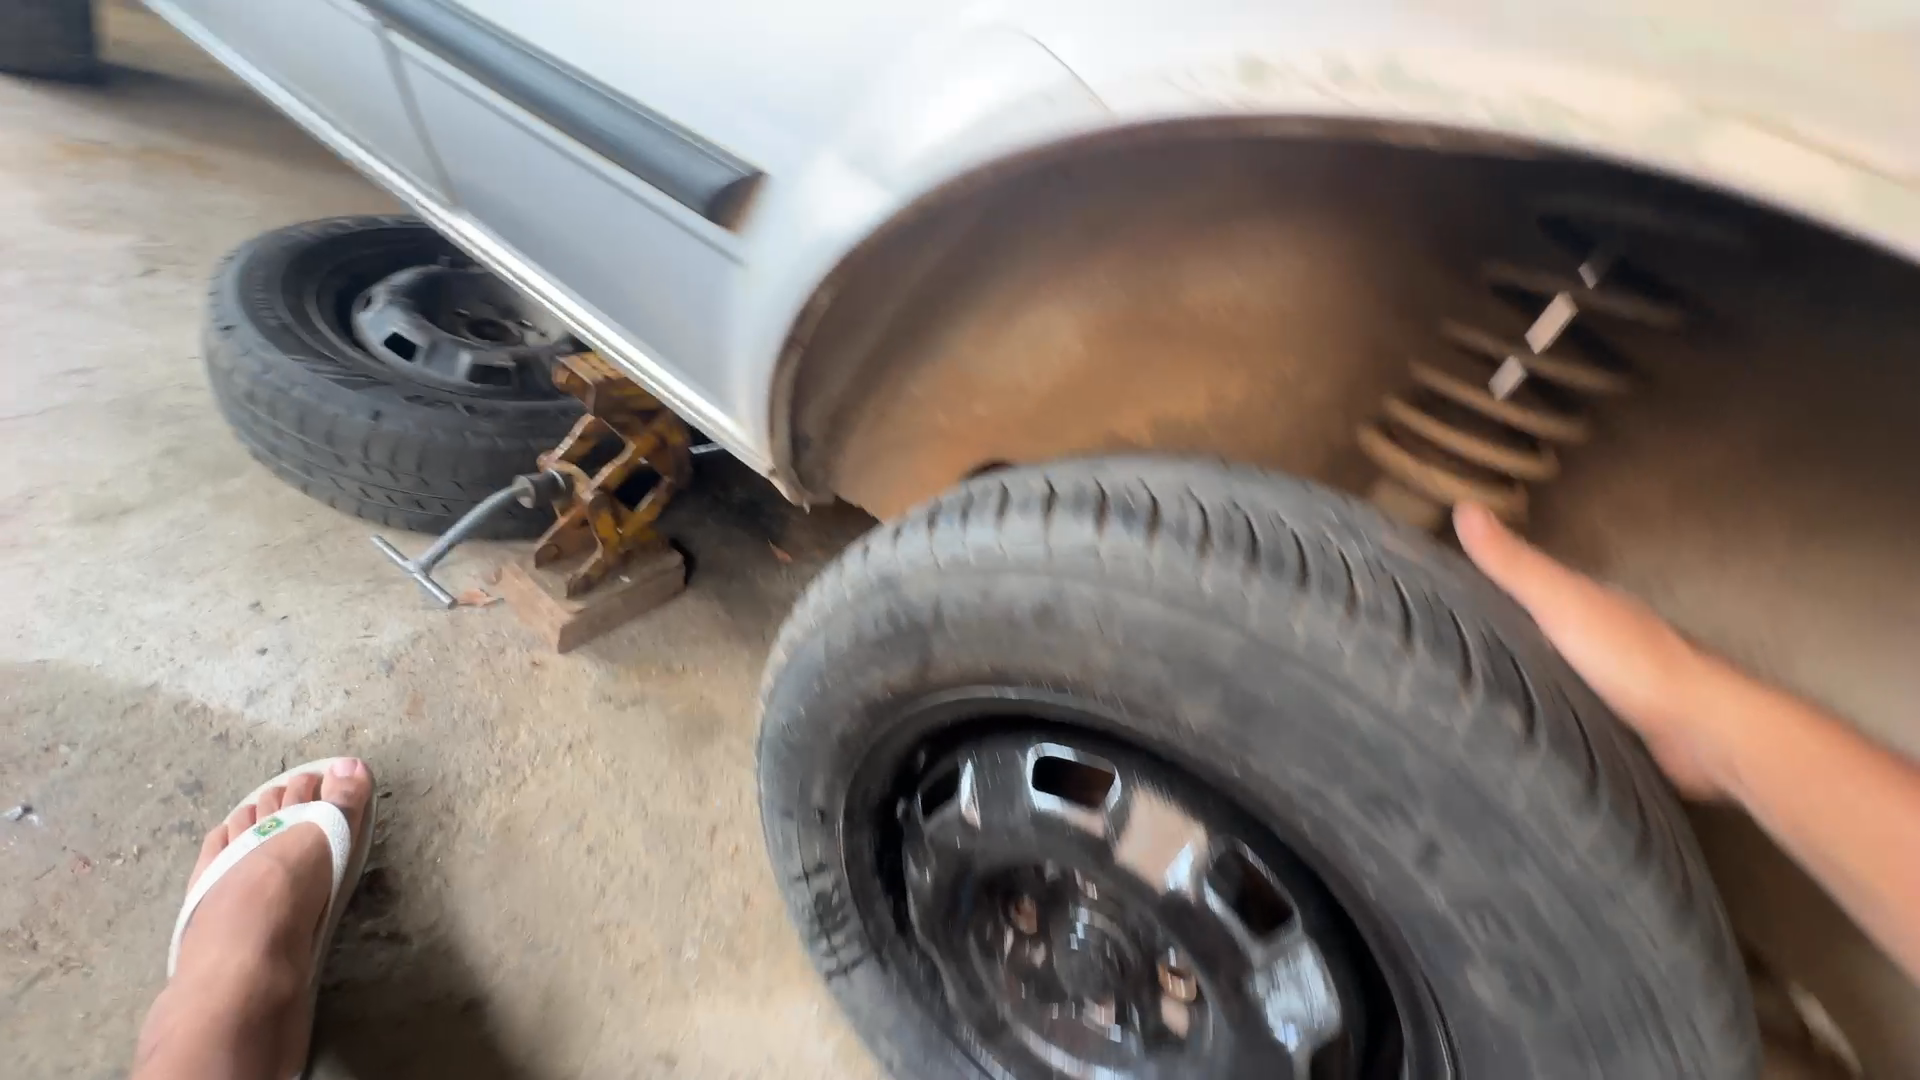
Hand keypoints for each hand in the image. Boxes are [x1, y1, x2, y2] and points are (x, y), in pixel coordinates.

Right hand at [1453, 503, 1724, 797]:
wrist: (1701, 729)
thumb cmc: (1628, 657)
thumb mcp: (1556, 601)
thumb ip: (1512, 563)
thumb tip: (1463, 506)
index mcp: (1586, 599)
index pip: (1526, 579)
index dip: (1484, 578)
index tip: (1438, 585)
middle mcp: (1598, 632)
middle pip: (1536, 621)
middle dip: (1496, 624)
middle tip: (1442, 636)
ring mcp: (1609, 676)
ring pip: (1548, 662)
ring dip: (1515, 665)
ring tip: (1464, 676)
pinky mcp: (1613, 717)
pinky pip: (1560, 700)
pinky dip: (1536, 701)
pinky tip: (1512, 713)